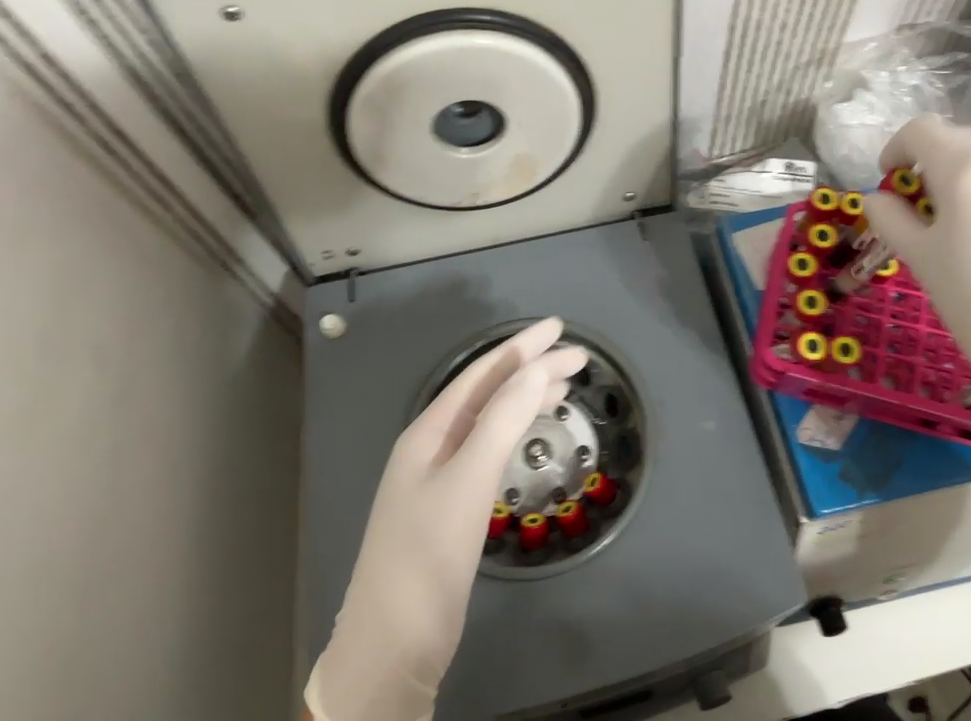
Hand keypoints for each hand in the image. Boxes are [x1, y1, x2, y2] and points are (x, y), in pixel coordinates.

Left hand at [303, 318, 587, 720]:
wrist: (393, 642)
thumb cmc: (427, 556)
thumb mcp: (467, 482)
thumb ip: (501, 422)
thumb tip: (535, 370)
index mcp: (428, 432)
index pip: (482, 375)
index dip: (522, 348)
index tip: (560, 328)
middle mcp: (431, 446)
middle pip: (486, 393)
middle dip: (529, 370)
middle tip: (577, 358)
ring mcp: (438, 478)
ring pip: (487, 421)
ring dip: (524, 399)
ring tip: (564, 388)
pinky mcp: (450, 508)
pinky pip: (487, 450)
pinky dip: (514, 432)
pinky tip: (529, 435)